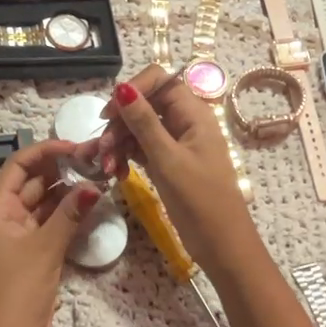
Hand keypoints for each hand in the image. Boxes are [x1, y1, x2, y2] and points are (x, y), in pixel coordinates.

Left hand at [0, 138, 100, 326]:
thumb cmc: (19, 292)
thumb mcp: (45, 248)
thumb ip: (69, 214)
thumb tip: (92, 184)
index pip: (18, 166)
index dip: (44, 151)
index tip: (75, 145)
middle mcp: (7, 219)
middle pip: (33, 183)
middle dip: (61, 169)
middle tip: (95, 160)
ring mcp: (21, 238)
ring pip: (45, 204)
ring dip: (68, 192)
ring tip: (99, 177)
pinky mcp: (35, 256)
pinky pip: (52, 225)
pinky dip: (69, 215)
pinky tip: (92, 206)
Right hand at [77, 67, 259, 273]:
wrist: (223, 246)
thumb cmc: (200, 200)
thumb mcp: (167, 159)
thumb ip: (143, 122)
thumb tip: (122, 87)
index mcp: (193, 113)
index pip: (159, 80)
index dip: (132, 90)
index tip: (109, 114)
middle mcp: (185, 122)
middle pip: (144, 105)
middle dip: (119, 124)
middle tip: (102, 150)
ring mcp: (176, 143)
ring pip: (139, 128)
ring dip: (118, 143)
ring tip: (107, 167)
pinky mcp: (169, 162)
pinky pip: (141, 148)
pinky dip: (127, 156)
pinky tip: (118, 173)